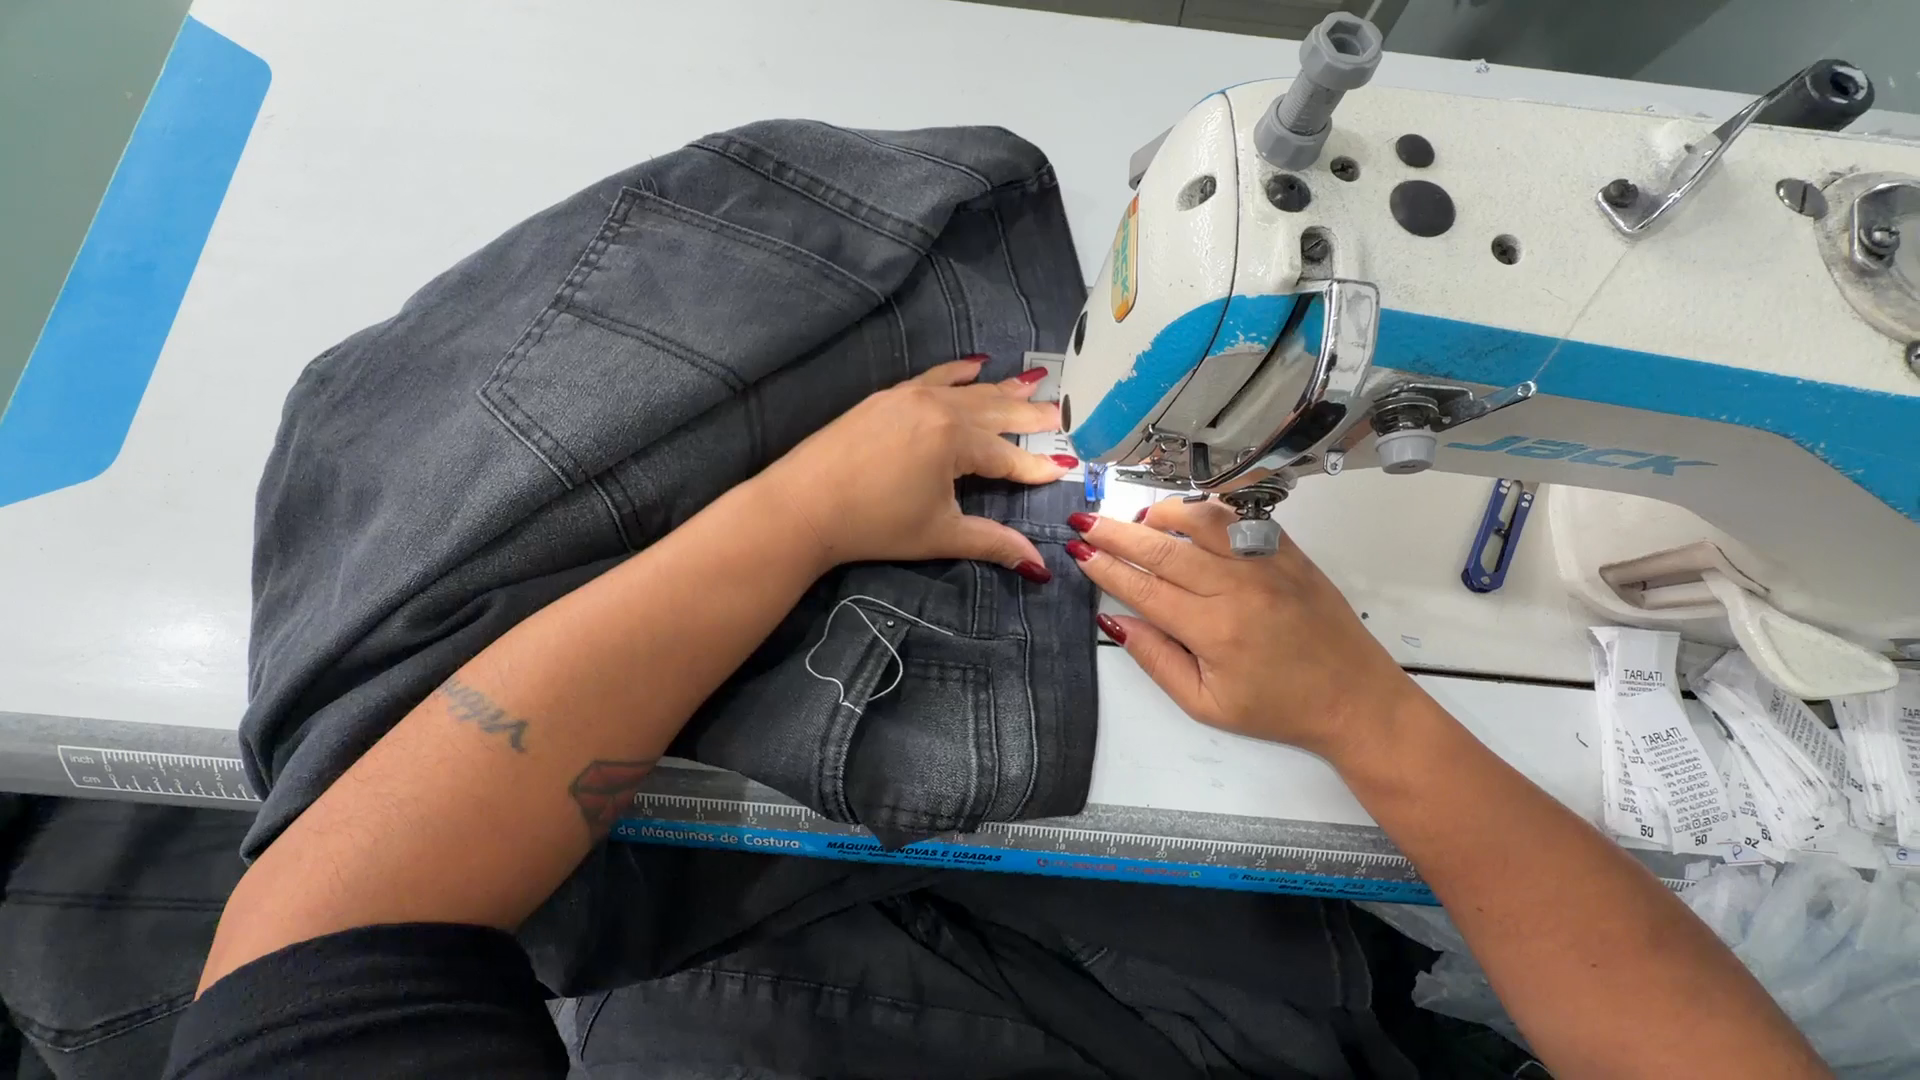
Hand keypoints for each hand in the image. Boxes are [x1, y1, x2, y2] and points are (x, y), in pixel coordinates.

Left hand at [758, 357, 1069, 575]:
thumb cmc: (873, 525)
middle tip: (1060, 414)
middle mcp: (937, 408)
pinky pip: (933, 377)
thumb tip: (1039, 564)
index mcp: (954, 440)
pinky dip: (958, 372)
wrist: (801, 505)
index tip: (1066, 467)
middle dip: (1029, 417)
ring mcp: (909, 396)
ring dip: (1001, 390)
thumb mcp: (939, 534)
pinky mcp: (886, 397)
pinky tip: (975, 364)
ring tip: (1033, 384)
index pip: (1007, 456)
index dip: (1036, 466)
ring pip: (967, 391)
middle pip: (994, 412)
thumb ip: (993, 542)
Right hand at [1066, 497, 1423, 761]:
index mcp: (1214, 631)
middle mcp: (1238, 588)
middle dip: (1117, 533)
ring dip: (1164, 513)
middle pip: (1163, 549)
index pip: (1144, 588)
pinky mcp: (1289, 552)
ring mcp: (1267, 564)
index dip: (1106, 568)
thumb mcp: (1205, 704)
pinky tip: (1190, 515)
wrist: (1354, 698)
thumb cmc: (1277, 708)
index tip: (1079, 550)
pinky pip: (1243, 515)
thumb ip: (1156, 660)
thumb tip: (1115, 622)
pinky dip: (1210, 508)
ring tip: (1140, 520)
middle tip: (1086, 522)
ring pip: (1203, 520)